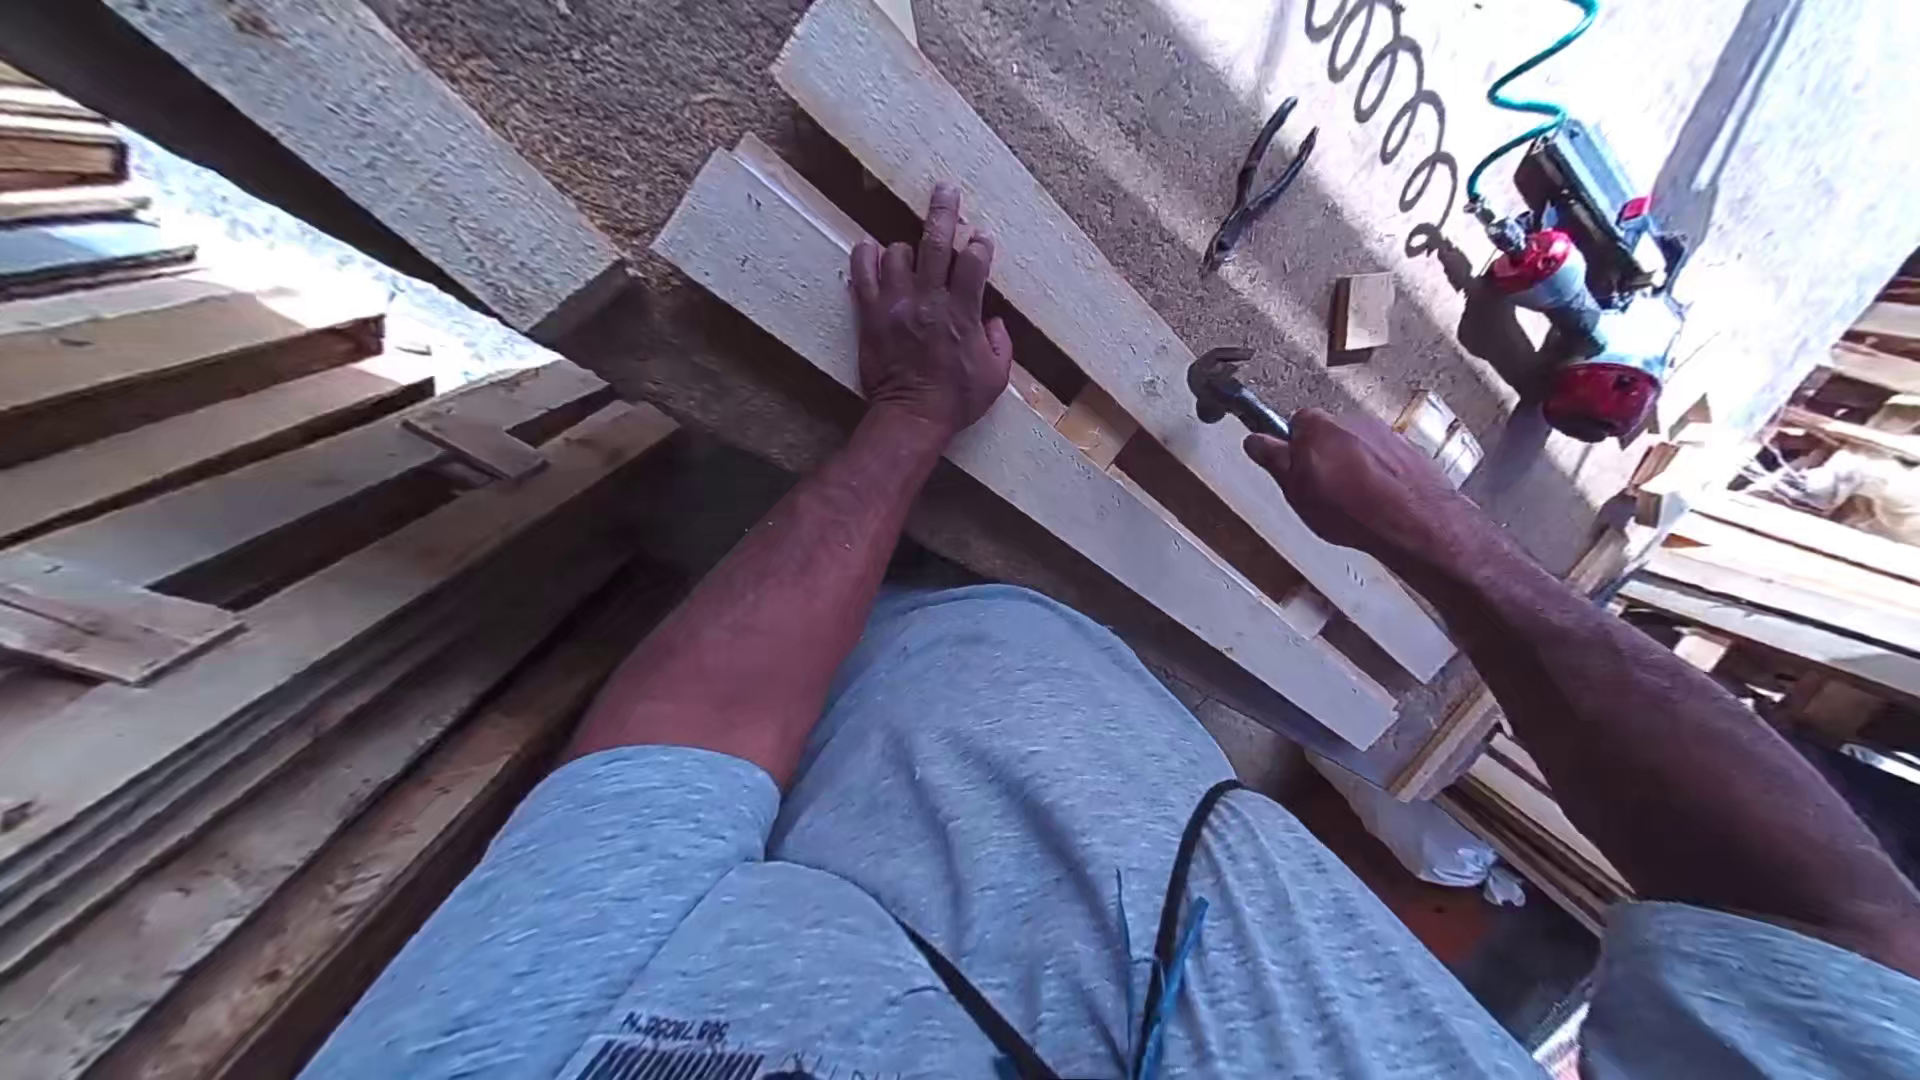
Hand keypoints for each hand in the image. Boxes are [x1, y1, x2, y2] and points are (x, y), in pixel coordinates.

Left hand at [851, 182, 1012, 441]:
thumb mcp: (996, 377)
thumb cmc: (956, 401)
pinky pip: (862, 273)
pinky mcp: (871, 315)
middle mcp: (929, 301)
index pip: (973, 261)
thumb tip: (995, 321)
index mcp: (963, 314)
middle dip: (944, 211)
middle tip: (945, 190)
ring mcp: (896, 305)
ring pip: (898, 252)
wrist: (911, 418)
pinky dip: (866, 256)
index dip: (979, 244)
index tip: (980, 240)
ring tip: (910, 254)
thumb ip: (1001, 343)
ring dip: (907, 248)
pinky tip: (872, 251)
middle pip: (936, 242)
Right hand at [1244, 408, 1500, 583]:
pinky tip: (1369, 499)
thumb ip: (1272, 458)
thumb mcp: (1293, 489)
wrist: (1412, 522)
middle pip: (1324, 433)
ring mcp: (1382, 434)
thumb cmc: (1353, 508)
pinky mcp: (1407, 449)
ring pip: (1353, 446)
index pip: (1290, 423)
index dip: (1287, 447)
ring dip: (1347, 465)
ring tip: (1345, 499)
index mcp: (1316, 426)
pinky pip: (1379, 458)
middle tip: (1314, 487)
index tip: (1286, 464)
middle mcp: (1350, 421)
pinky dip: (1373, 474)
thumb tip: (1255, 441)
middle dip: (1318, 455)